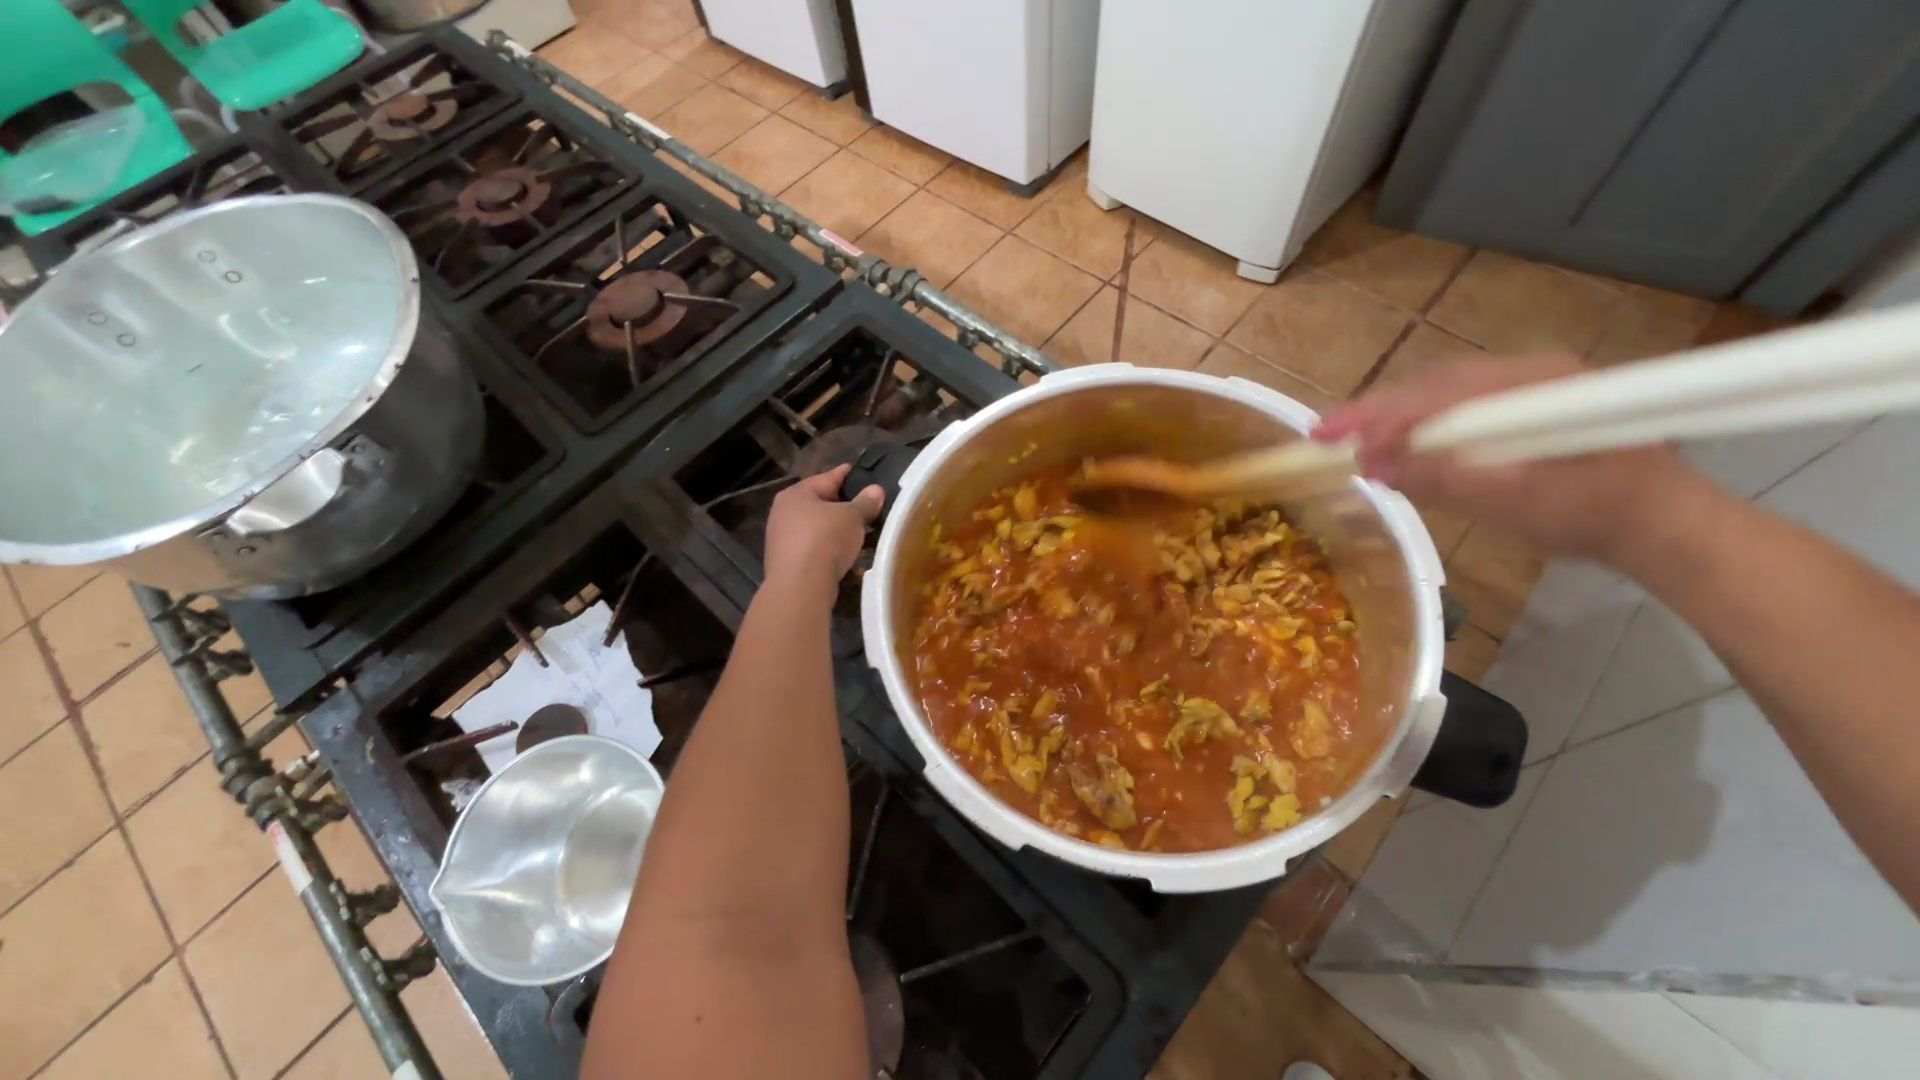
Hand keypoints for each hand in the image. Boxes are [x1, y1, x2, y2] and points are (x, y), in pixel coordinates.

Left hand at [764, 464, 885, 590]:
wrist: (801, 586)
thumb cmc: (824, 539)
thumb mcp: (851, 516)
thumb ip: (865, 502)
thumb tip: (876, 490)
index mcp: (795, 494)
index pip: (827, 477)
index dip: (848, 474)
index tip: (865, 472)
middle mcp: (784, 514)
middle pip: (822, 504)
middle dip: (846, 506)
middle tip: (871, 506)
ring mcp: (784, 540)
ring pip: (820, 529)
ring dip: (840, 530)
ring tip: (865, 531)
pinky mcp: (790, 564)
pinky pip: (817, 550)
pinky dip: (833, 549)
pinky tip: (850, 554)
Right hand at [1314, 354, 1707, 564]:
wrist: (1661, 524)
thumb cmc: (1593, 514)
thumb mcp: (1514, 502)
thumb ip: (1443, 479)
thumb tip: (1371, 465)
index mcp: (1531, 384)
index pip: (1435, 391)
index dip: (1377, 414)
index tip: (1327, 435)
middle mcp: (1526, 372)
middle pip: (1432, 385)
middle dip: (1375, 413)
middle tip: (1324, 437)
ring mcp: (1526, 387)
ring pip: (1441, 394)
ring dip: (1393, 419)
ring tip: (1350, 441)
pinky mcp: (1524, 408)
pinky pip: (1457, 408)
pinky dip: (1419, 427)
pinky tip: (1398, 444)